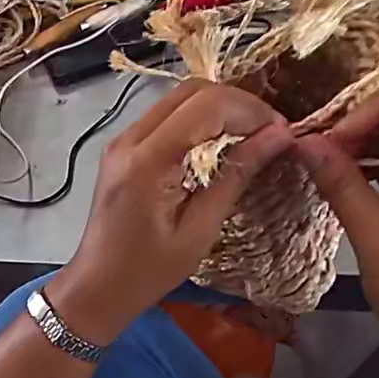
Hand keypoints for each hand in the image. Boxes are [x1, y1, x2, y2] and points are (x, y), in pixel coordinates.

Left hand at [47, 80, 292, 344]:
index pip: (207, 106)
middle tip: (270, 132)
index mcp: (147, 161)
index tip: (281, 132)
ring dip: (219, 108)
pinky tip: (221, 142)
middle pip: (192, 91)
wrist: (96, 286)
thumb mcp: (200, 230)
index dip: (250, 110)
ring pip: (179, 97)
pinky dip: (199, 119)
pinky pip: (167, 115)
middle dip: (238, 104)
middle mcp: (129, 138)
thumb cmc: (148, 271)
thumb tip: (279, 137)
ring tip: (252, 135)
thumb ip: (236, 176)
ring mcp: (122, 139)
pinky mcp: (123, 147)